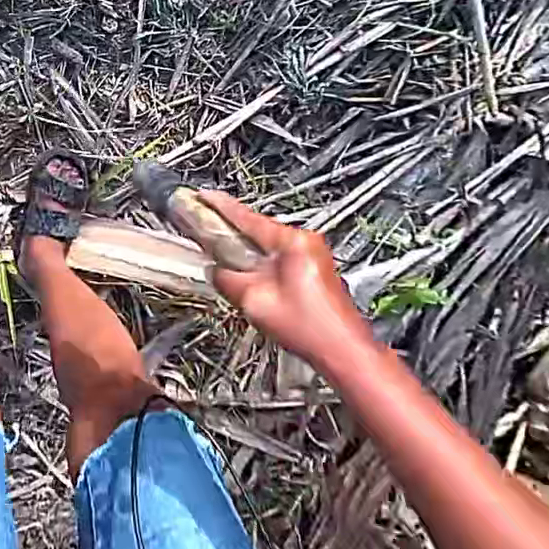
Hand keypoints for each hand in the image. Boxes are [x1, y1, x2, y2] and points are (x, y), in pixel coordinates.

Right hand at [196, 190, 363, 357]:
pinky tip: (251, 277)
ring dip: (246, 252)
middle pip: (258, 229)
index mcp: (293, 242)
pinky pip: (279, 257)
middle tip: (206, 233)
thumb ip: (226, 278)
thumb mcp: (253, 301)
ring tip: (226, 261)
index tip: (204, 196)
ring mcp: (313, 254)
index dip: (220, 206)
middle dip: (231, 233)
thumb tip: (215, 270)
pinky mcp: (314, 268)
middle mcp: (307, 242)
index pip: (248, 217)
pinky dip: (261, 263)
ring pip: (268, 245)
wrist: (344, 353)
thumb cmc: (311, 329)